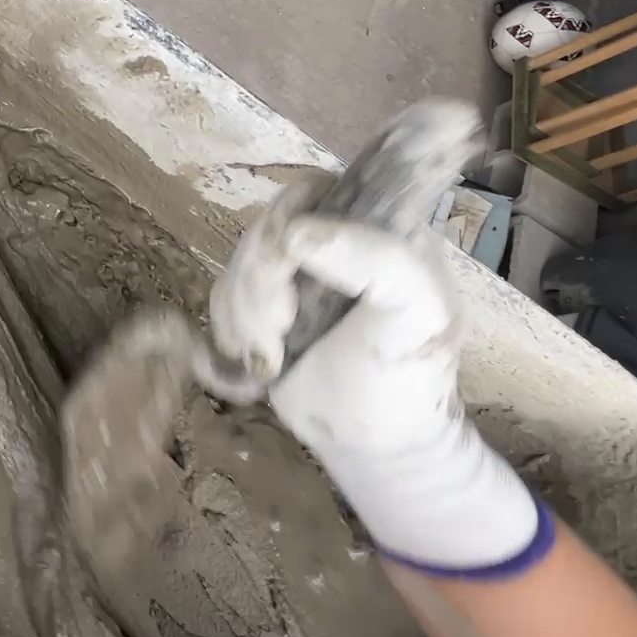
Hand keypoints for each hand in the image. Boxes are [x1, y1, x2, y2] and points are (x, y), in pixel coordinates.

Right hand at [201, 216, 547, 574]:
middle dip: (260, 282)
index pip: (312, 191)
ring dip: (244, 314)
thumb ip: (378, 259)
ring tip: (273, 357)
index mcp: (374, 228)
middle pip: (264, 229)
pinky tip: (257, 360)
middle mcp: (328, 241)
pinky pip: (221, 294)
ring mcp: (289, 272)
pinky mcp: (257, 302)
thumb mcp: (414, 316)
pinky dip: (230, 328)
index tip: (287, 267)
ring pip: (237, 264)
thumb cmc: (402, 381)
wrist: (368, 446)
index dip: (286, 223)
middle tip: (280, 328)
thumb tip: (296, 235)